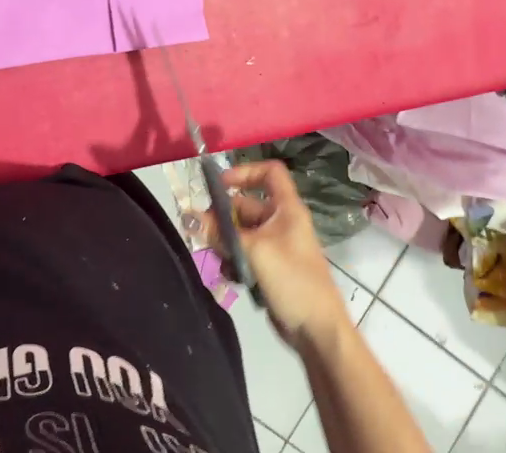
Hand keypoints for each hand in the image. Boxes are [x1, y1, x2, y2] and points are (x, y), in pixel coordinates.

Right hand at [208, 160, 349, 344]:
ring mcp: (275, 246)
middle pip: (245, 205)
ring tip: (215, 255)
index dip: (245, 172)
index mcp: (287, 209)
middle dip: (222, 217)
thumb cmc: (293, 281)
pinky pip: (243, 253)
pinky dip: (232, 260)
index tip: (220, 186)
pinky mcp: (269, 268)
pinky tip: (228, 274)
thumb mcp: (253, 251)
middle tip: (203, 231)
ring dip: (224, 241)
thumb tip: (187, 216)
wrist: (317, 332)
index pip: (270, 173)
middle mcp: (281, 222)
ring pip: (240, 232)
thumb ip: (220, 232)